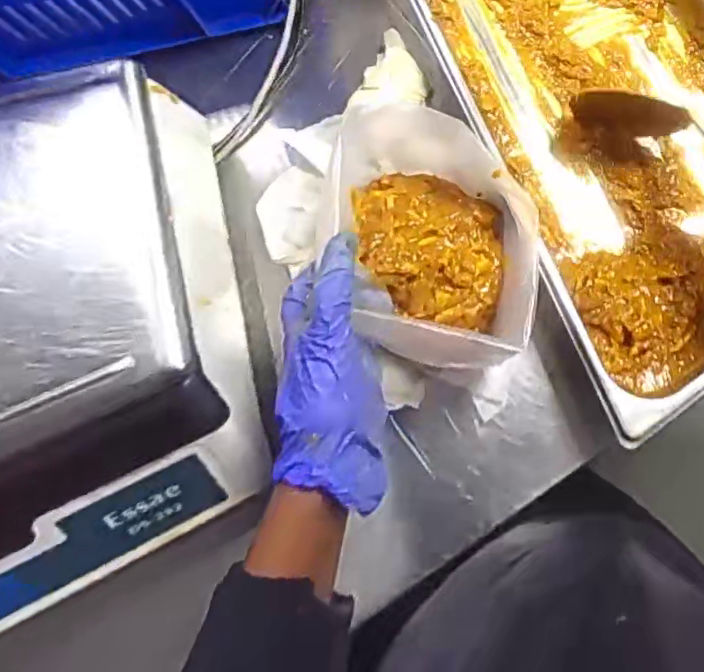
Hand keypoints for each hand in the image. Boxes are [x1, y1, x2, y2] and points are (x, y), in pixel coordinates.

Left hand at [274, 233, 387, 513]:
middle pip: (329, 307)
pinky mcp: (361, 385)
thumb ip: (331, 300)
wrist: (337, 462)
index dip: (321, 266)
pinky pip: (371, 347)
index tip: (346, 241)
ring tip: (394, 289)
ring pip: (351, 326)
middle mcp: (317, 350)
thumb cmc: (329, 403)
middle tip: (378, 263)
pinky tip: (401, 329)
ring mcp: (339, 369)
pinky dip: (384, 331)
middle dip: (350, 283)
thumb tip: (334, 253)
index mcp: (302, 338)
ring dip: (369, 306)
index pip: (305, 291)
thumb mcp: (329, 343)